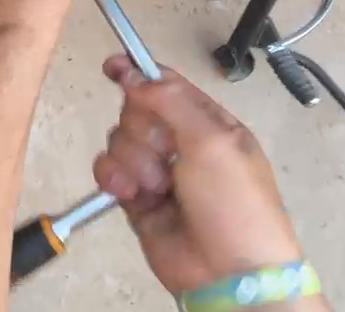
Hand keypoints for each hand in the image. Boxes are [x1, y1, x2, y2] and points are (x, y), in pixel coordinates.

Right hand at [92, 58, 305, 295]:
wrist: (230, 278)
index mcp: (208, 124)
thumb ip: (169, 98)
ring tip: (158, 187)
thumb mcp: (212, 142)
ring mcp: (157, 170)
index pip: (166, 85)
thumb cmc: (234, 203)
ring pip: (120, 138)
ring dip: (134, 160)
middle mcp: (181, 143)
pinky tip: (131, 193)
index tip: (112, 67)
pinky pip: (109, 169)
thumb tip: (131, 71)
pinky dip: (115, 178)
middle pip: (137, 109)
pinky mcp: (136, 197)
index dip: (139, 73)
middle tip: (166, 154)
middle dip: (143, 130)